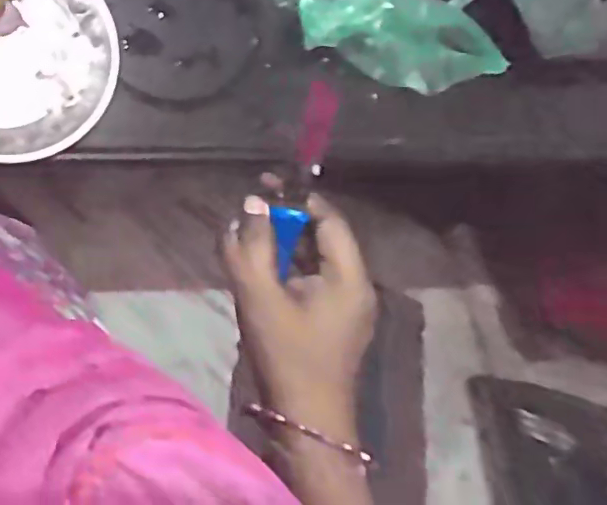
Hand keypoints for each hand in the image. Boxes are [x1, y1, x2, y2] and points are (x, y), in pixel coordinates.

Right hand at [223, 188, 376, 439]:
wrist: (305, 422)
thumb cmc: (286, 353)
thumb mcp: (260, 293)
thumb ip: (252, 244)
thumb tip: (252, 203)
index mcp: (349, 278)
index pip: (329, 219)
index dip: (298, 197)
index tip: (266, 182)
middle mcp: (356, 285)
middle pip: (323, 234)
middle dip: (288, 216)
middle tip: (252, 205)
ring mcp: (347, 304)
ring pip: (316, 254)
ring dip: (285, 238)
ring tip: (250, 229)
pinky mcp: (333, 317)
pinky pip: (313, 274)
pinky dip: (289, 261)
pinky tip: (261, 260)